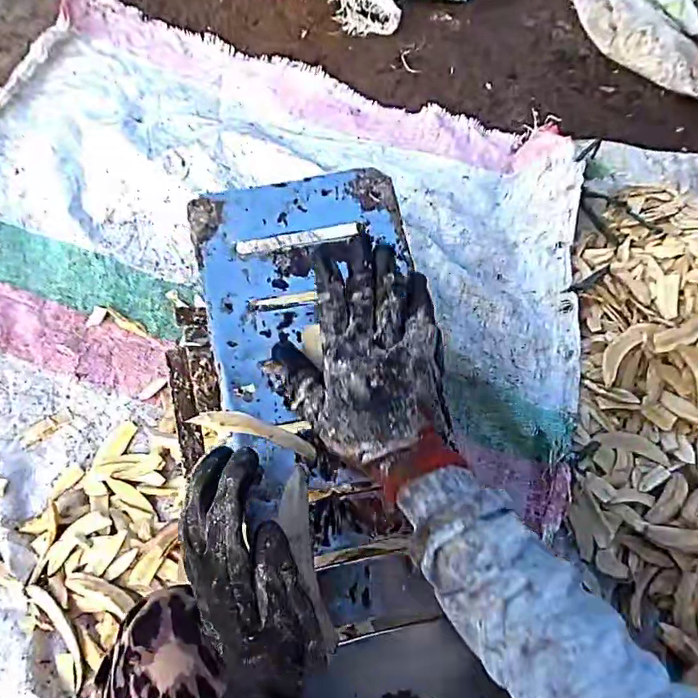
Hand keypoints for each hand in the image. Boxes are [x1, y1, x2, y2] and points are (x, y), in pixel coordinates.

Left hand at [181, 446, 320, 697]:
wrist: (253, 687)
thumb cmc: (282, 653)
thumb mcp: (291, 617)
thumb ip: (279, 570)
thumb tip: (268, 526)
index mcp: (232, 576)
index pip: (226, 518)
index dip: (235, 484)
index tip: (251, 460)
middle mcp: (207, 571)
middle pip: (199, 513)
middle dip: (211, 476)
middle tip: (231, 452)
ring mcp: (198, 574)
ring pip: (188, 521)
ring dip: (198, 488)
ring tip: (215, 463)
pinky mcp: (197, 579)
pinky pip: (187, 533)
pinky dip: (195, 507)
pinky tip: (207, 496)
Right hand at [262, 232, 464, 499]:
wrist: (409, 458)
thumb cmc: (359, 440)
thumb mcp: (319, 416)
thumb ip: (296, 384)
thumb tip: (271, 359)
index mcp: (343, 359)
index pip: (333, 310)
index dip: (327, 281)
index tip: (323, 257)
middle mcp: (373, 346)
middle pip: (365, 298)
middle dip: (360, 267)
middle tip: (357, 239)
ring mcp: (402, 349)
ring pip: (393, 303)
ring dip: (388, 273)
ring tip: (384, 248)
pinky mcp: (426, 357)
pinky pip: (423, 319)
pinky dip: (420, 297)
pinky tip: (416, 278)